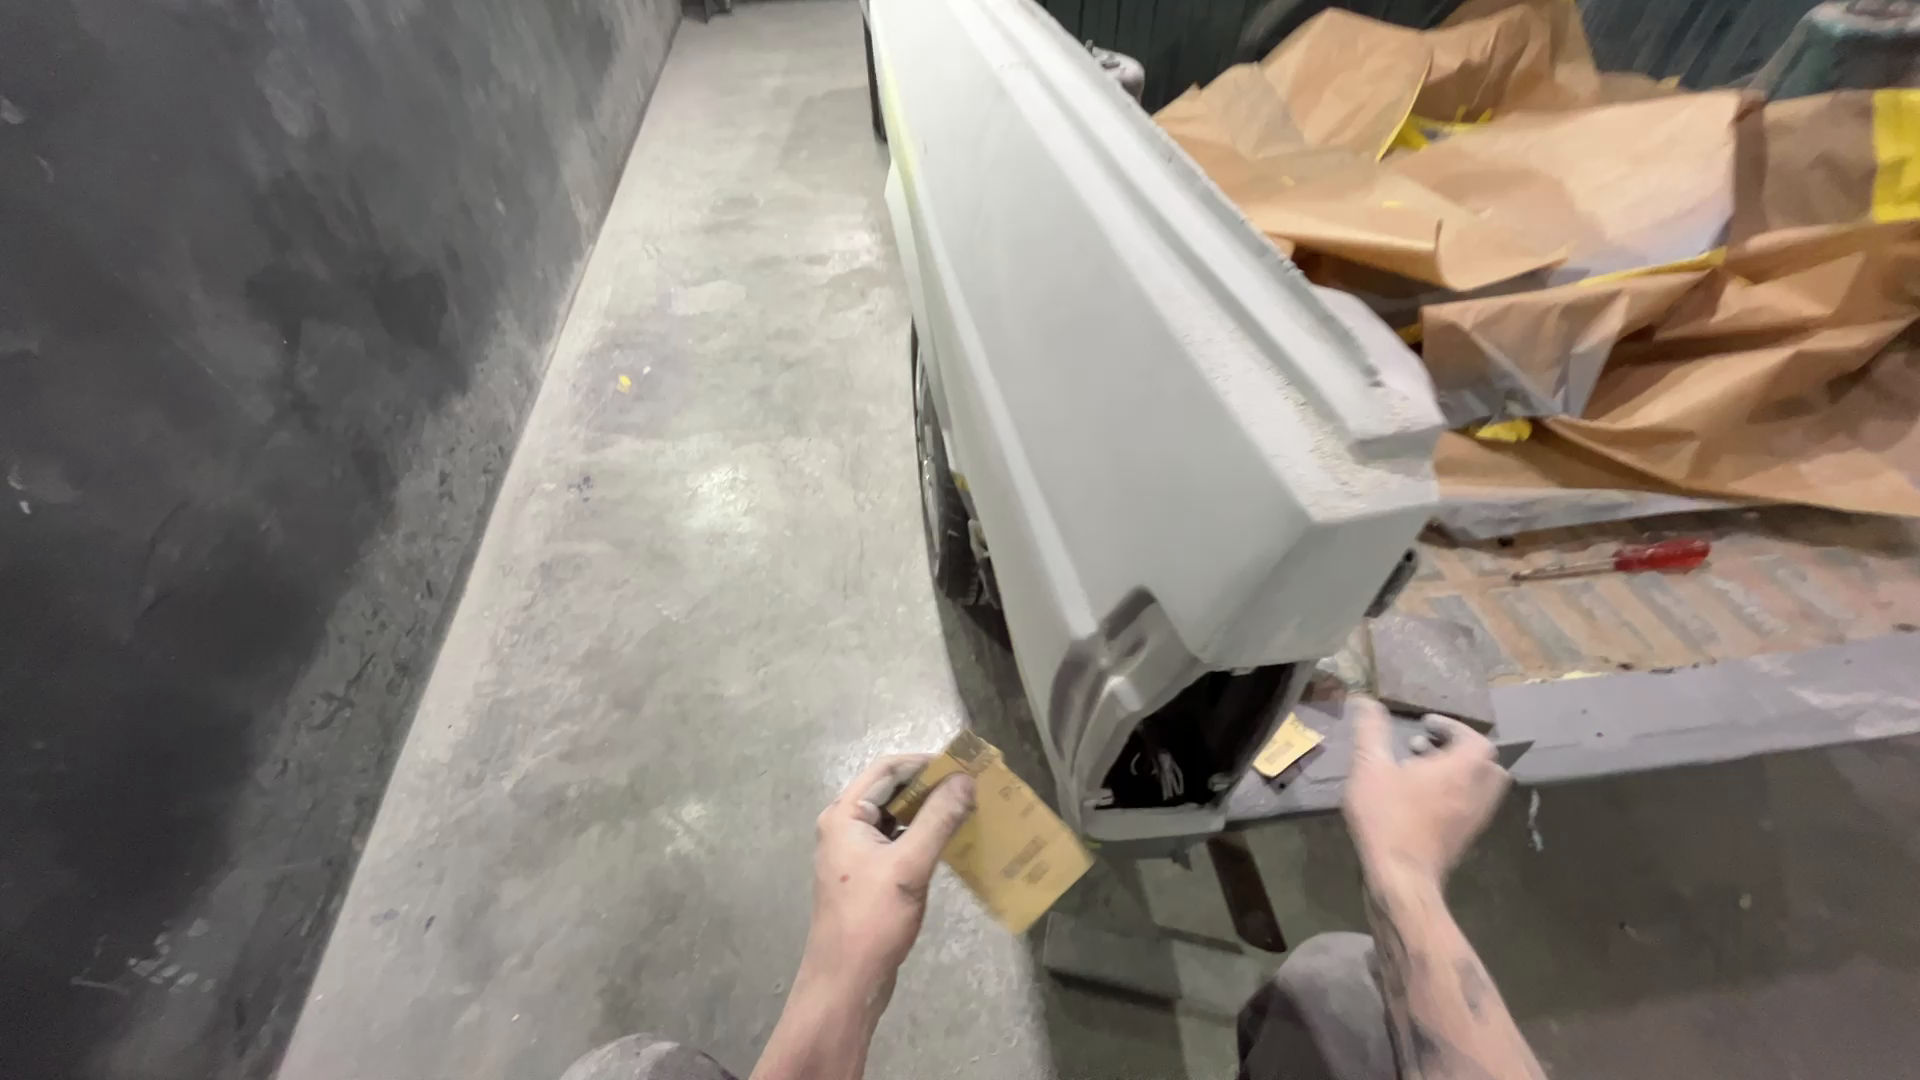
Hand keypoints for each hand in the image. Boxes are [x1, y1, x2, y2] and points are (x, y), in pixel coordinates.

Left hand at [799, 754, 975, 1013]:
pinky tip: (950, 840)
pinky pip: (898, 840)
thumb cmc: (871, 921)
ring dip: (929, 810)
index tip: (962, 766)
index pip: (887, 769)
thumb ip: (938, 819)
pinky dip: (923, 834)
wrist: (845, 985)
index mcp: (844, 815)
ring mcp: (855, 851)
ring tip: (967, 809)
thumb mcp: (909, 866)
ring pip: (897, 816)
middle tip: (970, 787)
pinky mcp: (868, 874)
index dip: (924, 763)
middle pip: (891, 790)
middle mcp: (845, 826)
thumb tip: (964, 780)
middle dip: (930, 786)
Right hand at [1341, 696, 1508, 887]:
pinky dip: (1454, 792)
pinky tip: (1419, 798)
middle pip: (1487, 763)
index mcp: (1460, 770)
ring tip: (1418, 771)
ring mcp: (1474, 818)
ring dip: (1457, 771)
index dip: (1453, 727)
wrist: (1401, 875)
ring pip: (1481, 786)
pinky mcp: (1465, 837)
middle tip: (1426, 746)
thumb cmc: (1387, 816)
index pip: (1477, 740)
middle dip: (1459, 749)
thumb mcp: (1370, 766)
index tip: (1425, 724)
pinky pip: (1471, 805)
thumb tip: (1366, 700)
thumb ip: (1370, 731)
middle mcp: (1477, 792)